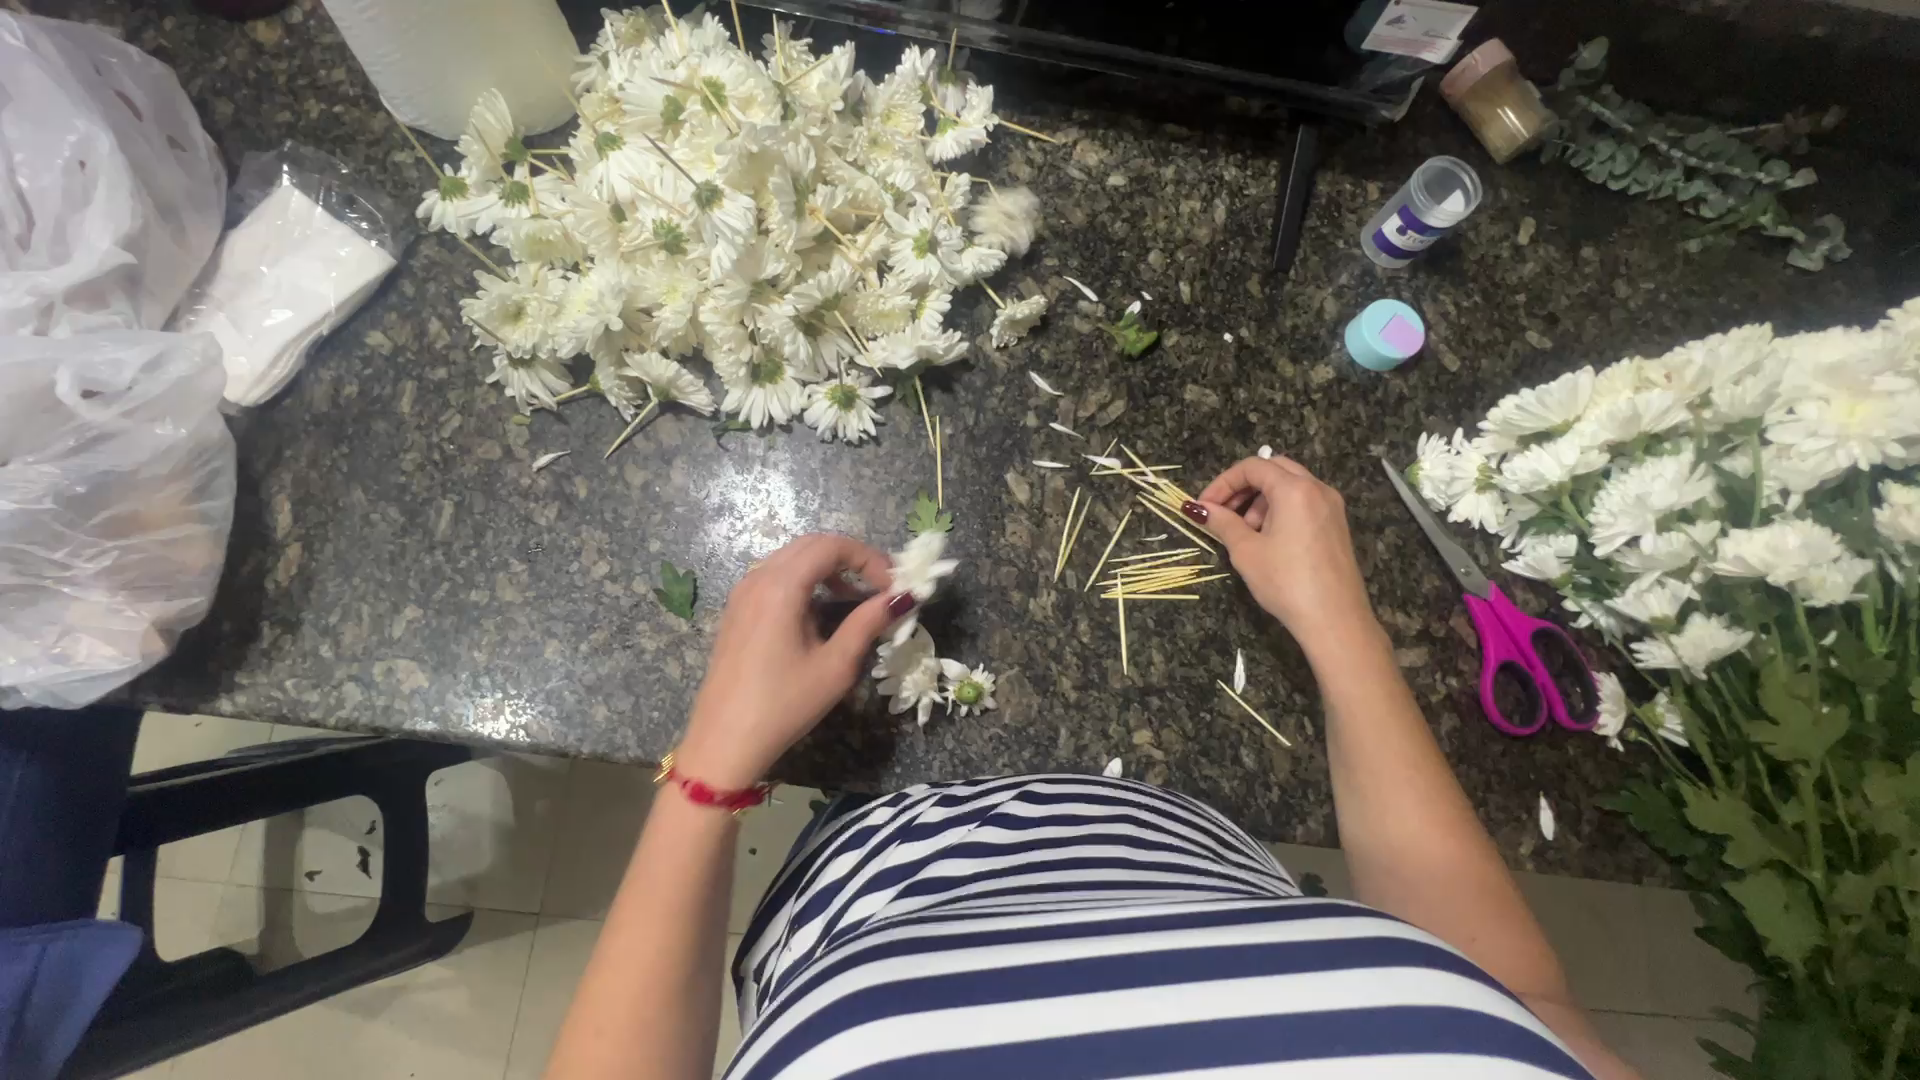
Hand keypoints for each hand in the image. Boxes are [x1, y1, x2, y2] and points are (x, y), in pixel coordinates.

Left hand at [674, 534, 907, 789]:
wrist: (724, 742)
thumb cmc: (784, 705)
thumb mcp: (835, 666)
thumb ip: (868, 623)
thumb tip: (902, 597)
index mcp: (781, 587)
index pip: (832, 546)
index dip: (869, 558)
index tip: (894, 585)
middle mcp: (758, 579)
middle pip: (811, 545)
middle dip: (851, 558)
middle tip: (881, 586)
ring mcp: (742, 593)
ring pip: (792, 558)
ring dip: (828, 568)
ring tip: (856, 599)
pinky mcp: (737, 610)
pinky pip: (775, 577)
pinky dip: (805, 581)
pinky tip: (821, 612)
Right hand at [1183, 456, 1381, 657]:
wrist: (1334, 619)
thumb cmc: (1286, 582)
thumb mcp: (1246, 551)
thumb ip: (1222, 523)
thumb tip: (1199, 509)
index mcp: (1294, 490)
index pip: (1252, 467)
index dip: (1223, 482)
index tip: (1204, 506)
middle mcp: (1317, 489)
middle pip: (1273, 468)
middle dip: (1243, 486)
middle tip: (1222, 512)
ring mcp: (1331, 506)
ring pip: (1289, 484)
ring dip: (1261, 499)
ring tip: (1244, 530)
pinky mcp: (1336, 524)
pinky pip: (1303, 501)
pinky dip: (1280, 509)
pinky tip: (1268, 538)